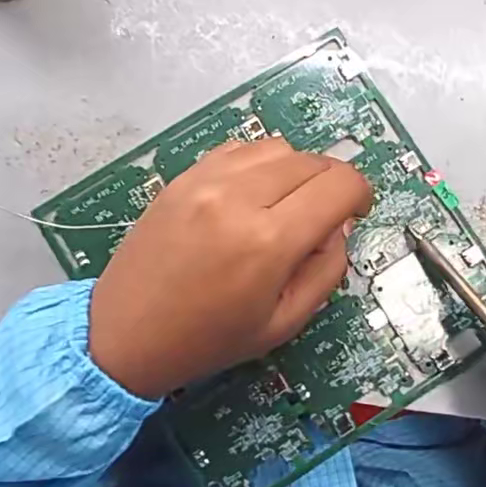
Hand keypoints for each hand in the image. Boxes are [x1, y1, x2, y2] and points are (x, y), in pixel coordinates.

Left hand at [88, 137, 373, 396]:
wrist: (126, 333)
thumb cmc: (207, 339)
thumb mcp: (284, 323)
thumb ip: (326, 270)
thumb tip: (336, 226)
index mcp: (268, 240)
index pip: (340, 183)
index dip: (360, 195)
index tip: (354, 213)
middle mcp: (237, 196)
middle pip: (311, 160)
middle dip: (330, 183)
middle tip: (322, 216)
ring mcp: (204, 180)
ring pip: (275, 147)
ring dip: (294, 171)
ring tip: (283, 205)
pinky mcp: (181, 178)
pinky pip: (236, 150)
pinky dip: (256, 165)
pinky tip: (248, 195)